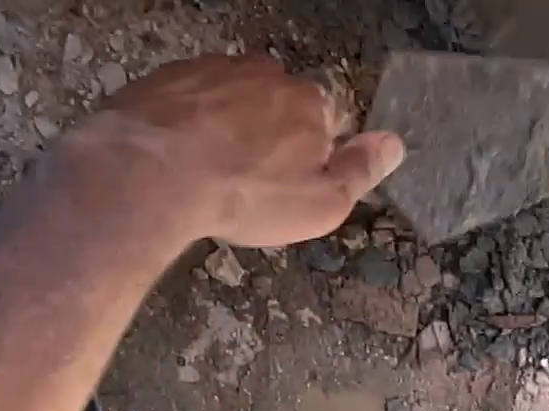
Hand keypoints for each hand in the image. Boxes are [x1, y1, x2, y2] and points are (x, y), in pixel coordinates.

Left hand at [62, 56, 403, 248]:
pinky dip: (197, 126)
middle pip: (283, 107)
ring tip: (222, 174)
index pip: (330, 122)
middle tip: (260, 184)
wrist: (155, 173)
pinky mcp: (172, 77)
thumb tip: (394, 143)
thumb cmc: (249, 194)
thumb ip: (362, 170)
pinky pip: (197, 102)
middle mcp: (268, 75)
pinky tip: (190, 160)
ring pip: (239, 101)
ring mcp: (217, 70)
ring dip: (236, 130)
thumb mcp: (325, 202)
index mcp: (311, 104)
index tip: (301, 183)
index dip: (319, 155)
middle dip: (276, 138)